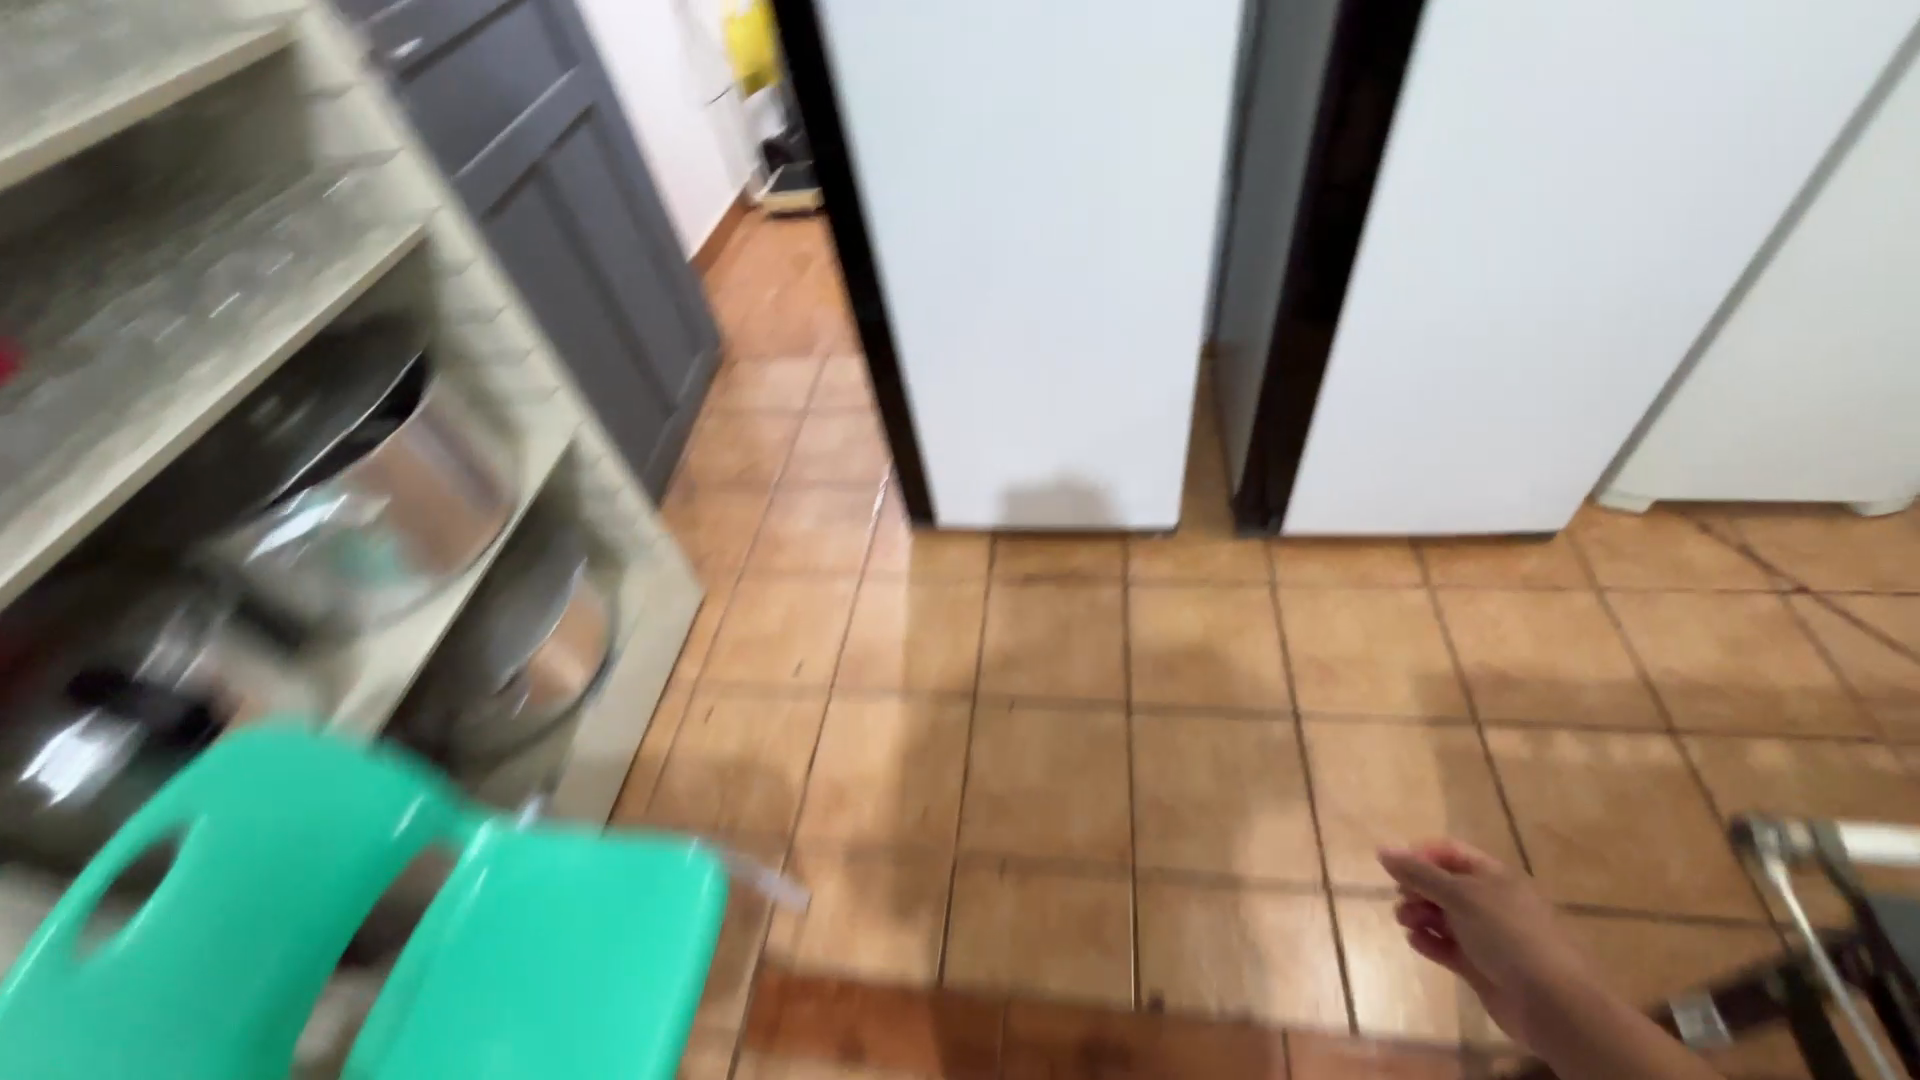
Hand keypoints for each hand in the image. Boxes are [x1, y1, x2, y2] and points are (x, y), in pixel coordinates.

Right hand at [1378, 840, 1598, 1050]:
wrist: (1552, 1003)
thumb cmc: (1508, 935)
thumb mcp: (1461, 895)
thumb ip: (1418, 872)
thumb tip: (1382, 849)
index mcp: (1494, 877)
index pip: (1450, 852)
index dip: (1421, 855)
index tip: (1396, 868)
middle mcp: (1491, 902)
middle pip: (1443, 884)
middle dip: (1416, 888)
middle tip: (1401, 898)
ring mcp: (1487, 935)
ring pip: (1442, 916)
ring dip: (1419, 914)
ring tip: (1405, 921)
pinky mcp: (1480, 966)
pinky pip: (1447, 946)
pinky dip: (1429, 941)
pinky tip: (1416, 941)